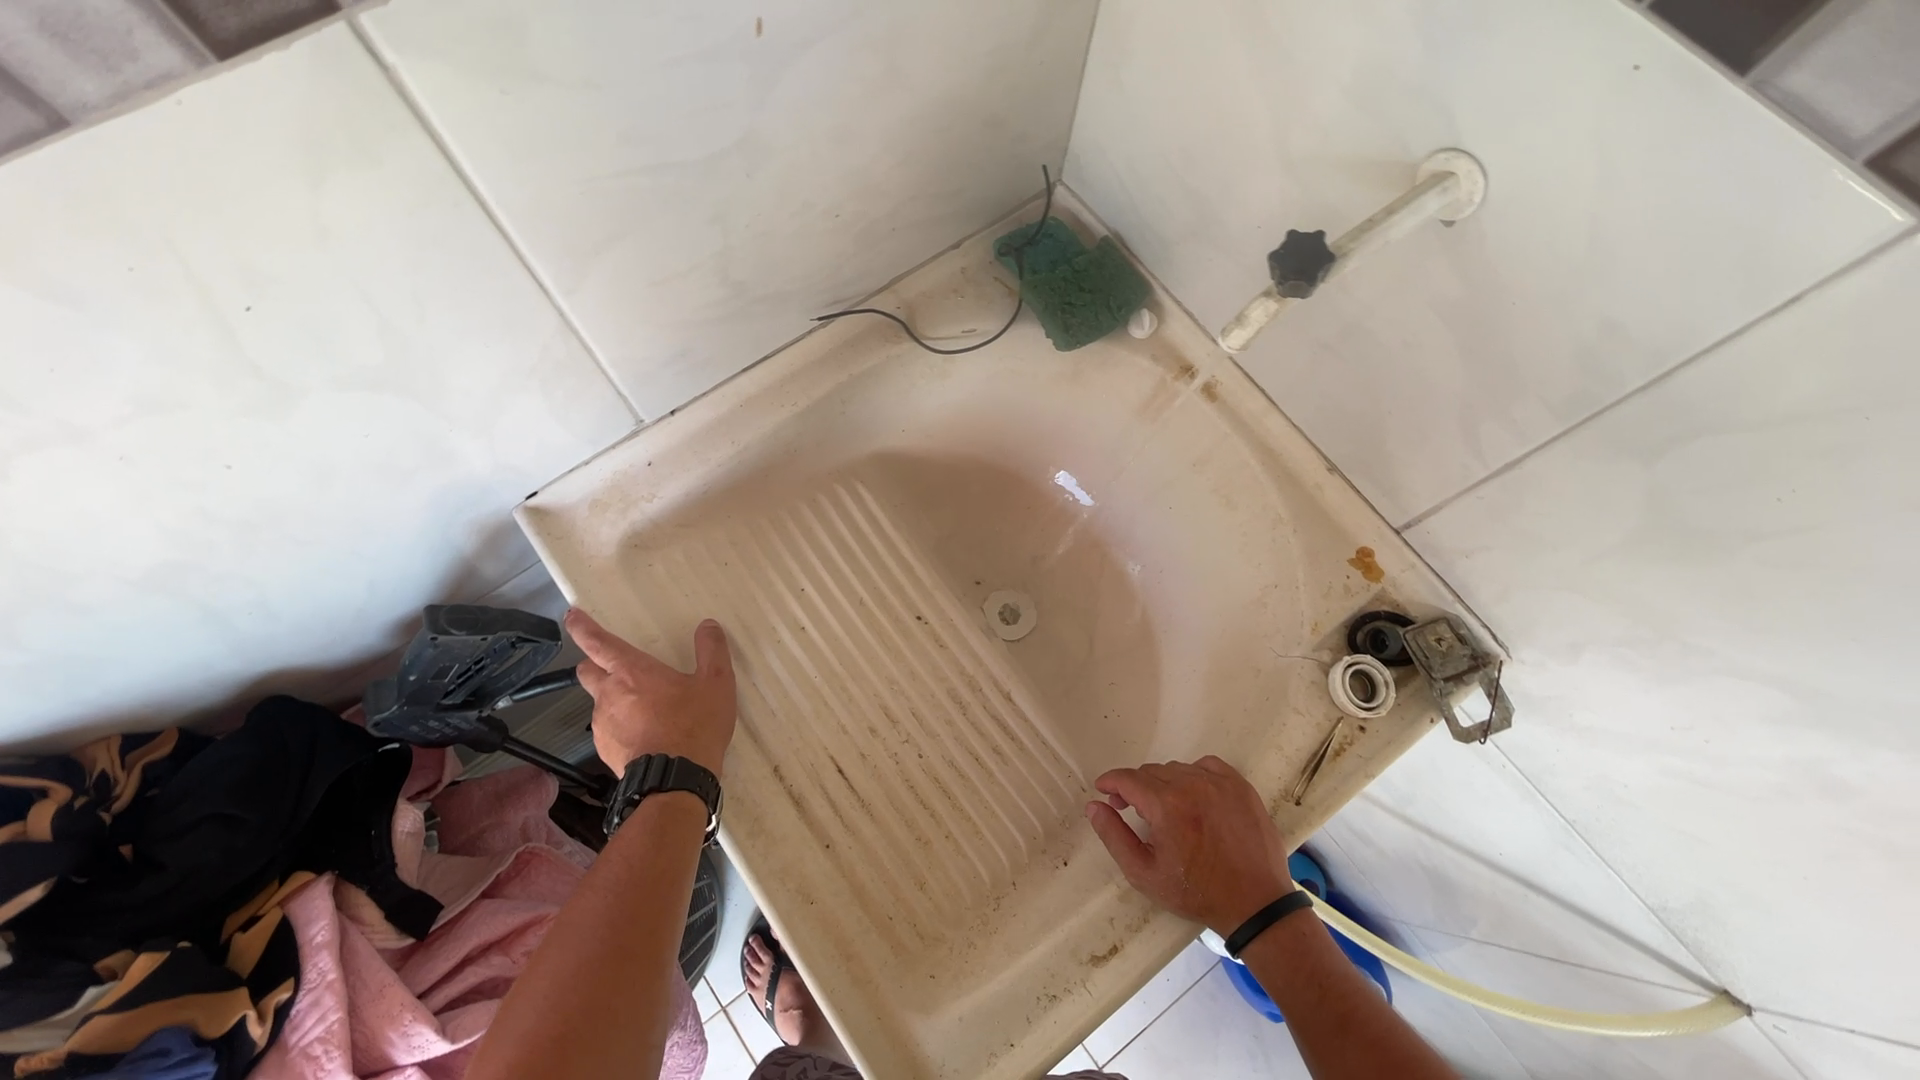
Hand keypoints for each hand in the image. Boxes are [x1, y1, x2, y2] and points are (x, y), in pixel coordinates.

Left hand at [566, 609, 736, 778]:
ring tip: (645, 711)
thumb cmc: (694, 726)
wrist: (675, 780)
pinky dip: (621, 727)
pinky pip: (608, 730)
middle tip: (618, 669)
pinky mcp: (604, 750)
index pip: (598, 642)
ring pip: (599, 702)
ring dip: (614, 700)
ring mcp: (603, 724)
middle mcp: (609, 693)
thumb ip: (712, 650)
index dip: (582, 627)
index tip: (572, 616)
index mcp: (632, 671)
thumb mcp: (716, 683)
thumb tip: (708, 626)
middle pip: (587, 671)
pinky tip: (645, 736)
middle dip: (595, 665)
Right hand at [1086, 756, 1294, 933]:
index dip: (1110, 782)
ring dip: (1163, 783)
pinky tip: (1194, 796)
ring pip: (1177, 769)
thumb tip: (1095, 806)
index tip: (1103, 791)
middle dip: (1134, 787)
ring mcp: (1220, 783)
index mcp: (1166, 805)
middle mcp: (1192, 784)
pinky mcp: (1241, 787)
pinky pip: (1207, 766)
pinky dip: (1193, 775)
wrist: (1255, 903)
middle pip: (1150, 772)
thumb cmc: (1196, 892)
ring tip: (1165, 809)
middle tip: (1131, 809)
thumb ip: (1114, 836)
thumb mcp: (1144, 873)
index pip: (1127, 779)